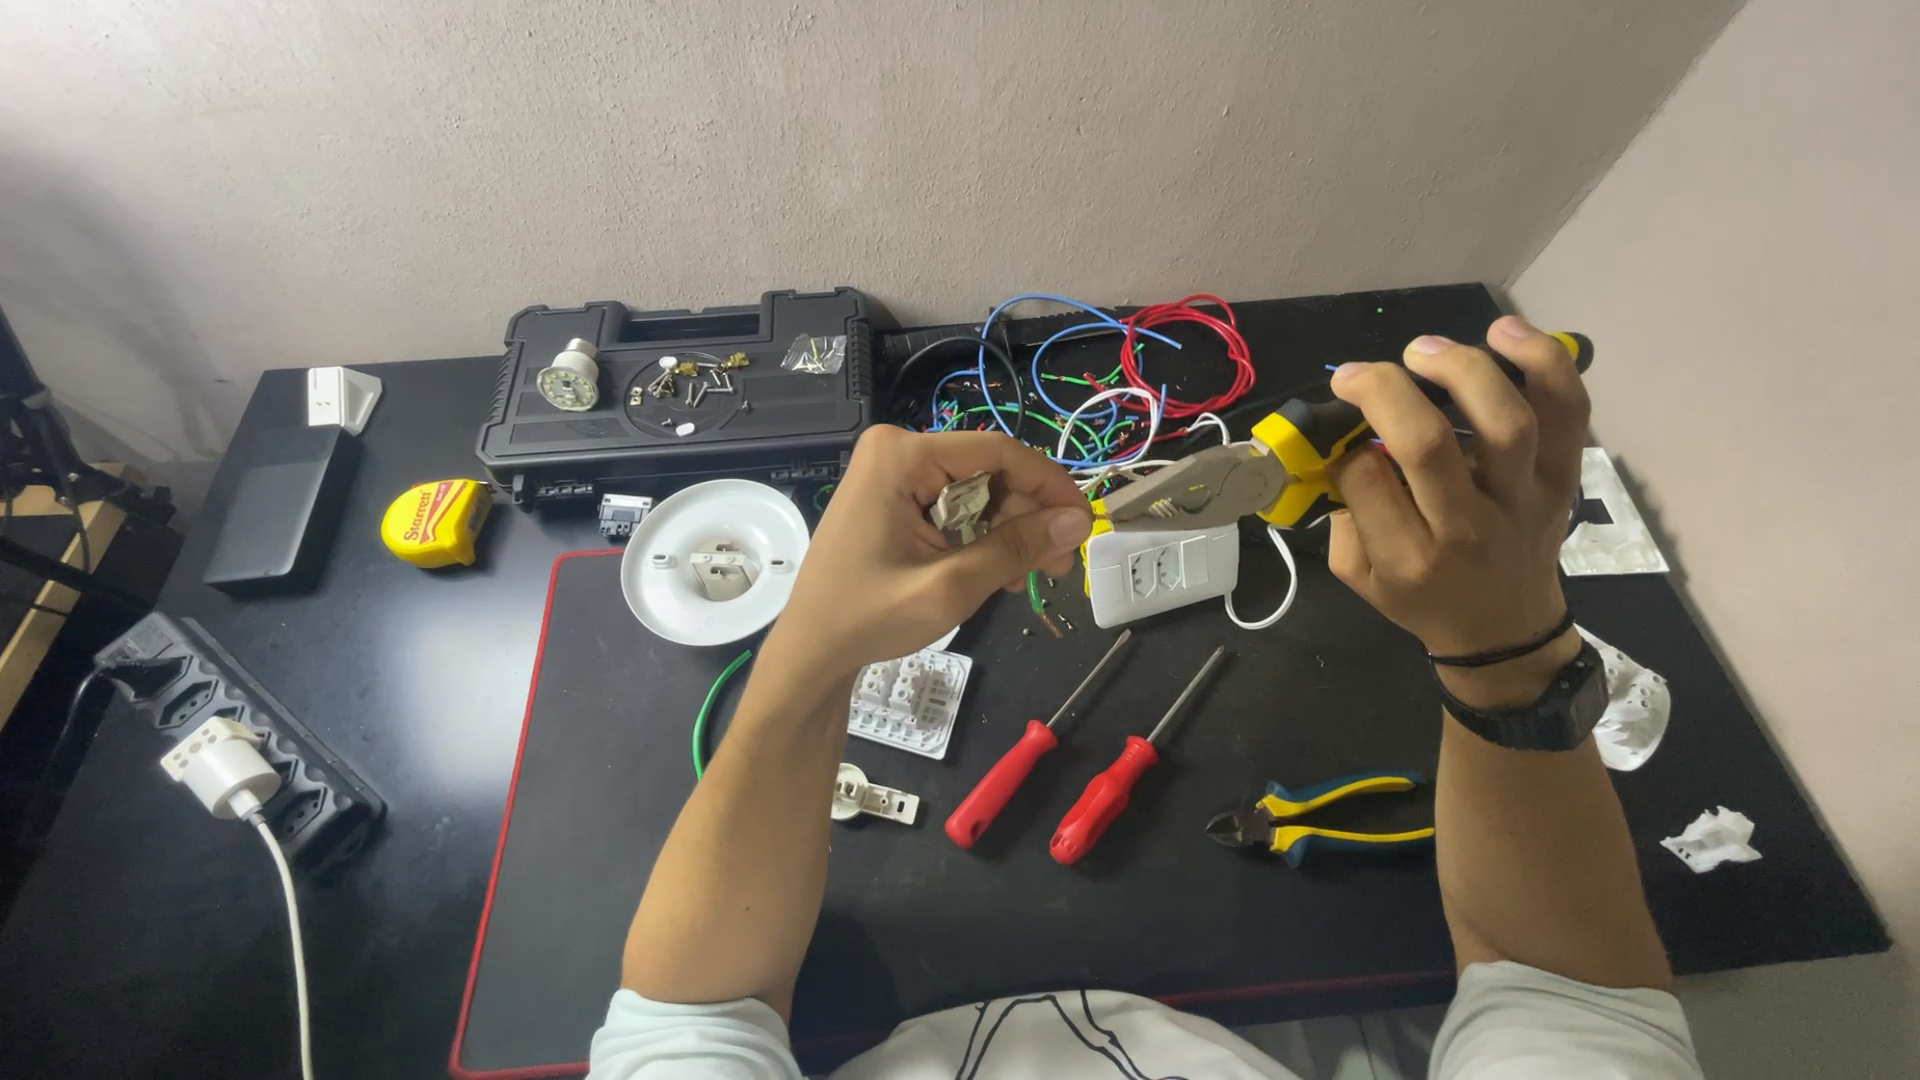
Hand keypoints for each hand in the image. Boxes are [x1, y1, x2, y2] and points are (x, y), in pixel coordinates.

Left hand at [766, 426, 1092, 680]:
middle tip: (1056, 566)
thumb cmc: (869, 618)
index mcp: (902, 455)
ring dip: (1007, 533)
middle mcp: (897, 451)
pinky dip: (980, 538)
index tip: (1082, 523)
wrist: (812, 651)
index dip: (1048, 485)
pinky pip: (954, 507)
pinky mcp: (893, 499)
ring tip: (1025, 579)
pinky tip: (995, 573)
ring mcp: (892, 474)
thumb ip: (1016, 548)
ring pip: (977, 492)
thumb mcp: (951, 586)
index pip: (998, 451)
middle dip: (1027, 517)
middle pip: (988, 472)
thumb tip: (1079, 521)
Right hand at [1325, 316, 1589, 705]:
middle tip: (1355, 374)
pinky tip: (1504, 334)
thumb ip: (1343, 517)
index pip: (1367, 480)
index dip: (1343, 445)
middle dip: (1383, 393)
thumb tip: (1341, 448)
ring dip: (1461, 370)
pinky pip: (1568, 414)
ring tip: (1423, 349)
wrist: (1505, 630)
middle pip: (1427, 444)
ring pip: (1505, 422)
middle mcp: (1469, 528)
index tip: (1336, 435)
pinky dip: (1544, 365)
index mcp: (1409, 558)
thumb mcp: (1357, 576)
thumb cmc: (1418, 601)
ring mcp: (1525, 499)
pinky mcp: (1564, 479)